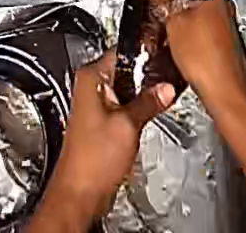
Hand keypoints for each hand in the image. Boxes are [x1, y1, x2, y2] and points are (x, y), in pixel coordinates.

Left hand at [29, 50, 174, 230]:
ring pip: (124, 88)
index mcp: (90, 77)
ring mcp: (94, 103)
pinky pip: (122, 105)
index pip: (120, 52)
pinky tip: (148, 113)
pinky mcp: (100, 120)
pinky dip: (135, 108)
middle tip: (165, 79)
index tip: (161, 55)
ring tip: (160, 96)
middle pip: (123, 69)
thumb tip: (165, 87)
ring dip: (141, 94)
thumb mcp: (128, 125)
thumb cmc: (93, 160)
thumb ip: (149, 102)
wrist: (80, 194)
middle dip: (144, 76)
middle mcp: (89, 86)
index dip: (142, 54)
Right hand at [140, 0, 245, 111]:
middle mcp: (220, 2)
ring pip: (193, 2)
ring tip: (157, 11)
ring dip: (175, 4)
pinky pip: (199, 18)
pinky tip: (173, 29)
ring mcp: (222, 19)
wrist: (226, 94)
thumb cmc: (205, 61)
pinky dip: (185, 18)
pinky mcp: (221, 35)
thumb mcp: (174, 23)